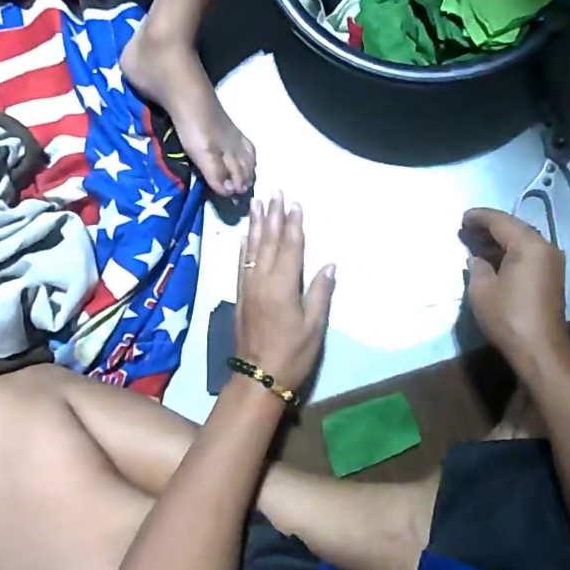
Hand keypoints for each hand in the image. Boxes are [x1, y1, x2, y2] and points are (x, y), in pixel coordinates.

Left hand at [234, 194, 335, 394]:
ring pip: (252, 249)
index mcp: (283, 286)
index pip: (290, 247)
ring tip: (259, 204)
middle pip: (269, 242)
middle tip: (275, 192)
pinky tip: (245, 235)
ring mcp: (249, 287)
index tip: (295, 203)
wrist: (258, 377)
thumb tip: (328, 264)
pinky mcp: (241, 296)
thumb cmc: (293, 353)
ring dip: (257, 225)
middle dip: (273, 216)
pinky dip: (244, 247)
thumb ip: (320, 292)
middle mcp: (263, 281)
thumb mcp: (314, 326)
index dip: (294, 225)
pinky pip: (242, 264)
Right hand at [461, 208, 569, 369]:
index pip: (500, 221)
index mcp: (529, 244)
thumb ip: (477, 267)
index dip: (479, 217)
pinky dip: (511, 252)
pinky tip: (493, 259)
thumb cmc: (509, 317)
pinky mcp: (552, 276)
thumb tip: (476, 258)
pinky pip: (529, 254)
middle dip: (489, 228)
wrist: (541, 350)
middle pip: (514, 228)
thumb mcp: (482, 290)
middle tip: (466, 230)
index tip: (462, 218)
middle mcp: (545, 247)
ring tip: (475, 244)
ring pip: (523, 241)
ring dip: (500, 241)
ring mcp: (552, 261)